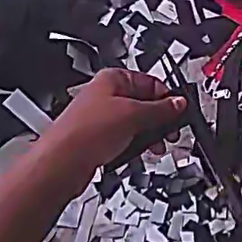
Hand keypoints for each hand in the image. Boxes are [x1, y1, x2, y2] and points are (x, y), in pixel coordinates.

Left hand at [41, 69, 185, 173]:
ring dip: (147, 135)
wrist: (61, 163)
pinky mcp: (99, 139)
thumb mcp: (133, 115)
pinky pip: (125, 139)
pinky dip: (134, 146)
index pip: (150, 82)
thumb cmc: (85, 132)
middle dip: (159, 119)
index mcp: (113, 78)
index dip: (167, 97)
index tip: (180, 111)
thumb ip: (160, 110)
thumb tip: (178, 104)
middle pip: (144, 103)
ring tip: (155, 146)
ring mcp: (102, 118)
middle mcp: (106, 95)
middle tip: (170, 132)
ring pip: (135, 123)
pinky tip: (137, 154)